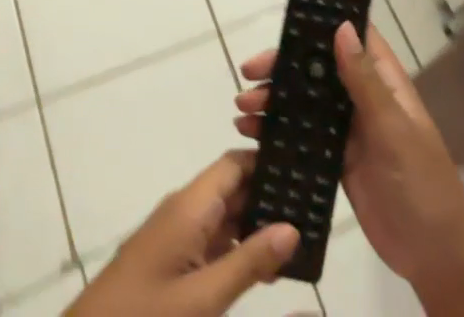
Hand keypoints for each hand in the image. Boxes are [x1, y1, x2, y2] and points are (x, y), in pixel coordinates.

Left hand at [68, 150, 299, 316]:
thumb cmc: (146, 316)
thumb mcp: (203, 299)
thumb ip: (249, 263)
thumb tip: (293, 226)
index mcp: (189, 207)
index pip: (235, 164)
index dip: (269, 162)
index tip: (308, 168)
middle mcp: (182, 212)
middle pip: (233, 188)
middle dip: (271, 196)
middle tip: (317, 206)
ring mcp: (174, 237)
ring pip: (225, 218)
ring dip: (258, 226)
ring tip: (304, 237)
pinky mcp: (170, 261)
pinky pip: (212, 242)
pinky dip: (239, 249)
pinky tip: (268, 269)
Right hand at [232, 23, 463, 283]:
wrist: (435, 253)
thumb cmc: (421, 184)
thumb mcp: (392, 129)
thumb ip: (364, 81)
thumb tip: (342, 27)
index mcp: (386, 84)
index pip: (355, 39)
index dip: (324, 24)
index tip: (286, 22)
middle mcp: (367, 101)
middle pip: (320, 70)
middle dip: (284, 68)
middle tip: (248, 72)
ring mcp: (352, 133)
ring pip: (307, 104)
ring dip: (275, 101)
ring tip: (241, 110)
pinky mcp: (339, 162)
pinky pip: (304, 138)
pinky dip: (279, 134)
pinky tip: (253, 136)